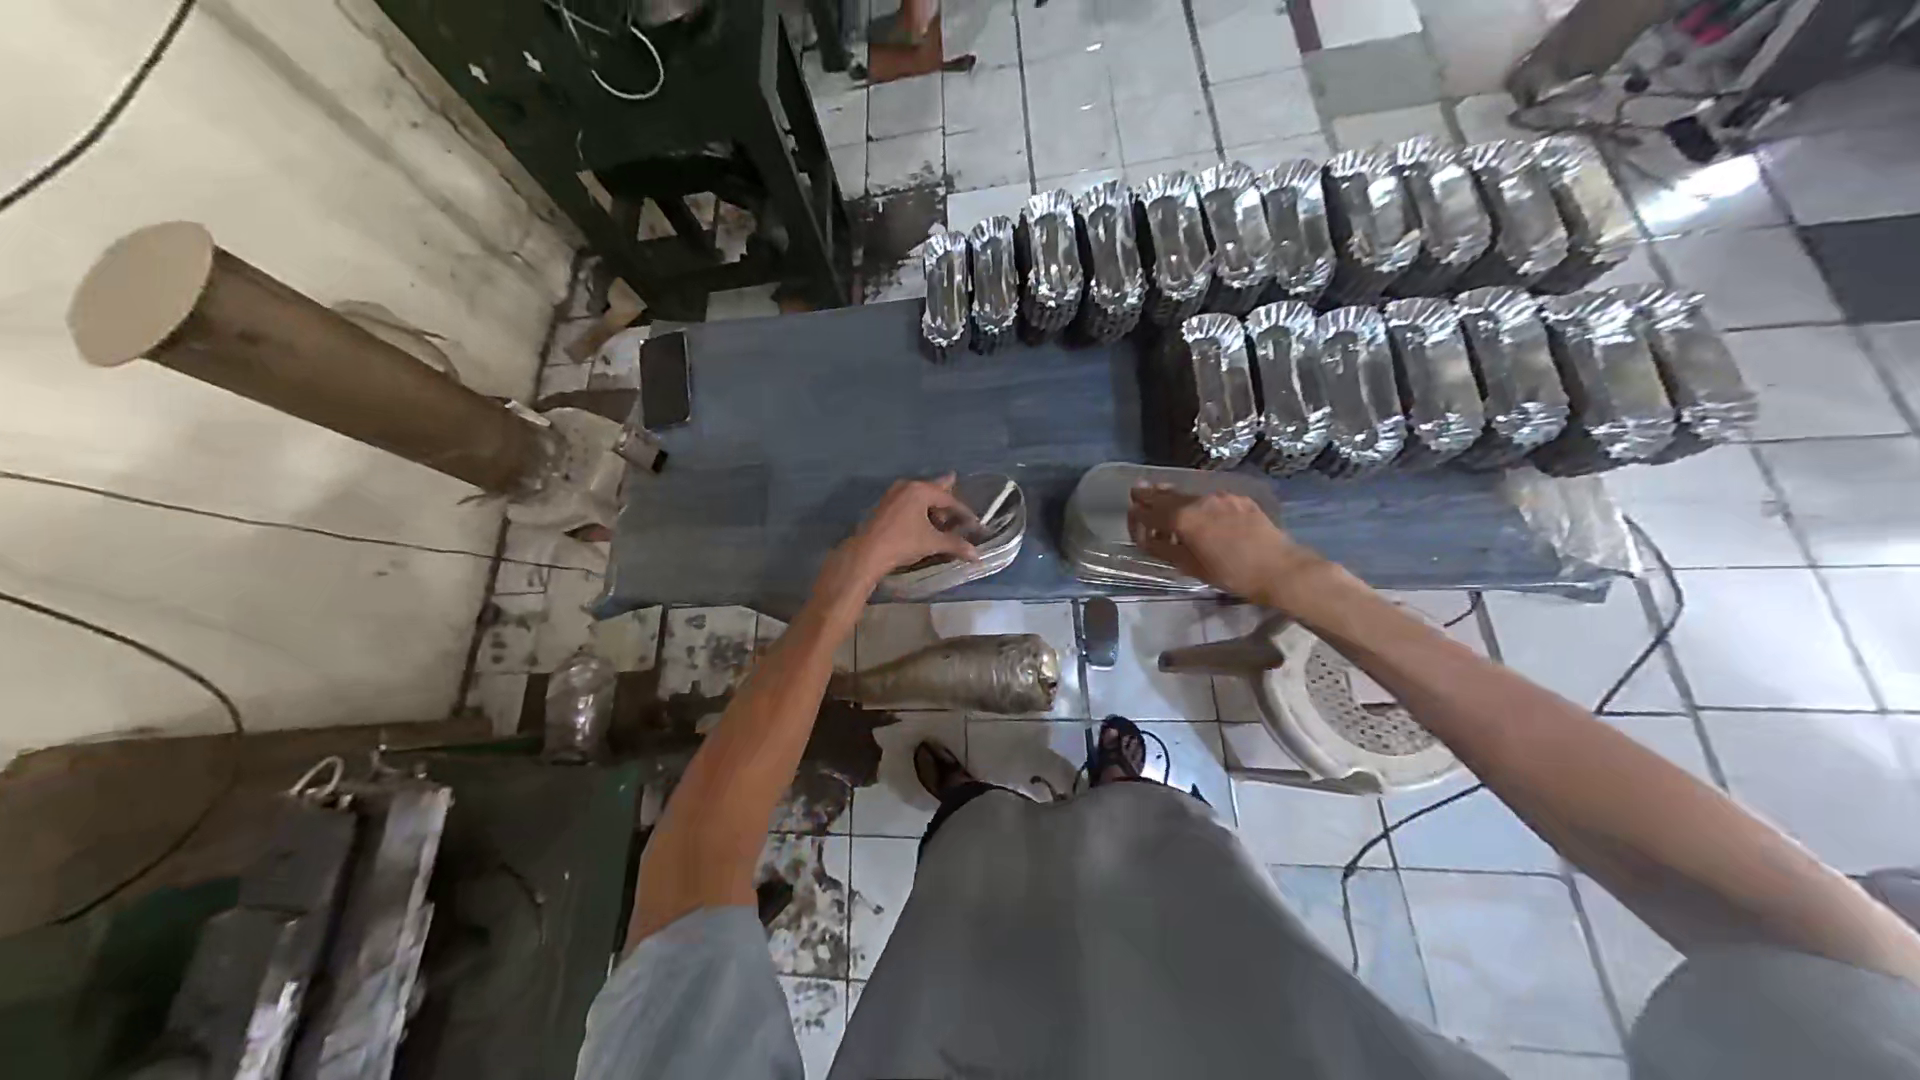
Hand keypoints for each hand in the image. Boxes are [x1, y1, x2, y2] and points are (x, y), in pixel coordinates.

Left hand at [830, 474, 980, 591]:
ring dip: (931, 504)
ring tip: (942, 513)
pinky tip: (922, 520)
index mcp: (920, 490)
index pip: (948, 499)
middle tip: (956, 483)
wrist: (866, 553)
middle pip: (932, 490)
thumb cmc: (902, 543)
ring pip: (918, 496)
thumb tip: (977, 556)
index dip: (963, 512)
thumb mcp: (932, 543)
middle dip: (945, 493)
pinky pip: (908, 502)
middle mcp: (906, 487)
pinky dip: (918, 509)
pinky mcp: (883, 506)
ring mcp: (892, 495)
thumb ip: (956, 545)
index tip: (974, 523)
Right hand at [1127, 485, 1325, 604]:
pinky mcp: (1239, 499)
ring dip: (1173, 495)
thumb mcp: (1190, 567)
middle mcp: (1200, 500)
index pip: (1152, 512)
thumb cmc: (1232, 574)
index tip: (1130, 512)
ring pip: (1189, 494)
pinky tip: (1197, 507)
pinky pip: (1210, 498)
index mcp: (1185, 518)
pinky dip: (1197, 501)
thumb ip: (1164, 549)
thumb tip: (1148, 538)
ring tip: (1160, 491)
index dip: (1138, 514)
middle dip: (1150, 494)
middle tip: (1136, 489)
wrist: (1280, 568)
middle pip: (1168, 495)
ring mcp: (1221, 497)